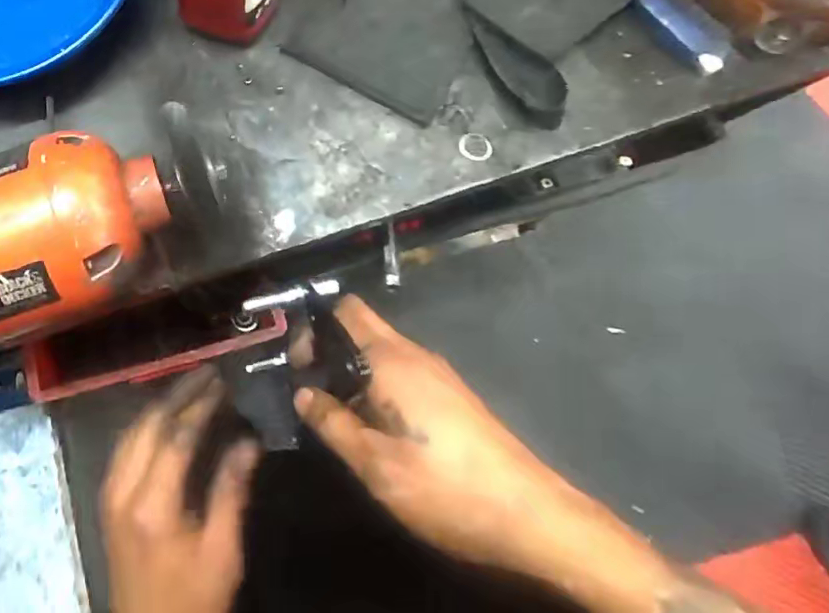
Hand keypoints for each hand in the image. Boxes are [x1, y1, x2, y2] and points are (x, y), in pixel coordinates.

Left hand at [101, 366, 260, 612]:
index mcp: (153, 506)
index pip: (176, 437)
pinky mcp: (107, 497)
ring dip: (162, 404)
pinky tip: (166, 414)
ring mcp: (109, 492)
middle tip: (208, 372)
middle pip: (149, 424)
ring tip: (191, 385)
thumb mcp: (222, 553)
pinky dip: (147, 422)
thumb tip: (249, 440)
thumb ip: (231, 492)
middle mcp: (123, 490)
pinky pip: (125, 444)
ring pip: (133, 429)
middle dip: (179, 394)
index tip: (222, 381)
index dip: (200, 405)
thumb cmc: (193, 599)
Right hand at [294, 297, 703, 612]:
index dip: (312, 327)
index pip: (343, 310)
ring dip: (351, 366)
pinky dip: (375, 381)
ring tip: (334, 406)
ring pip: (379, 348)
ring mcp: (436, 372)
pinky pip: (399, 369)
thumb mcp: (376, 465)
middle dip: (328, 344)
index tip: (294, 363)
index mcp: (390, 359)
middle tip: (309, 382)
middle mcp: (412, 353)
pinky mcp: (450, 394)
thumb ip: (333, 424)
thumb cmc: (446, 487)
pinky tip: (373, 421)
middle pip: (360, 324)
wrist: (534, 518)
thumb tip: (302, 393)